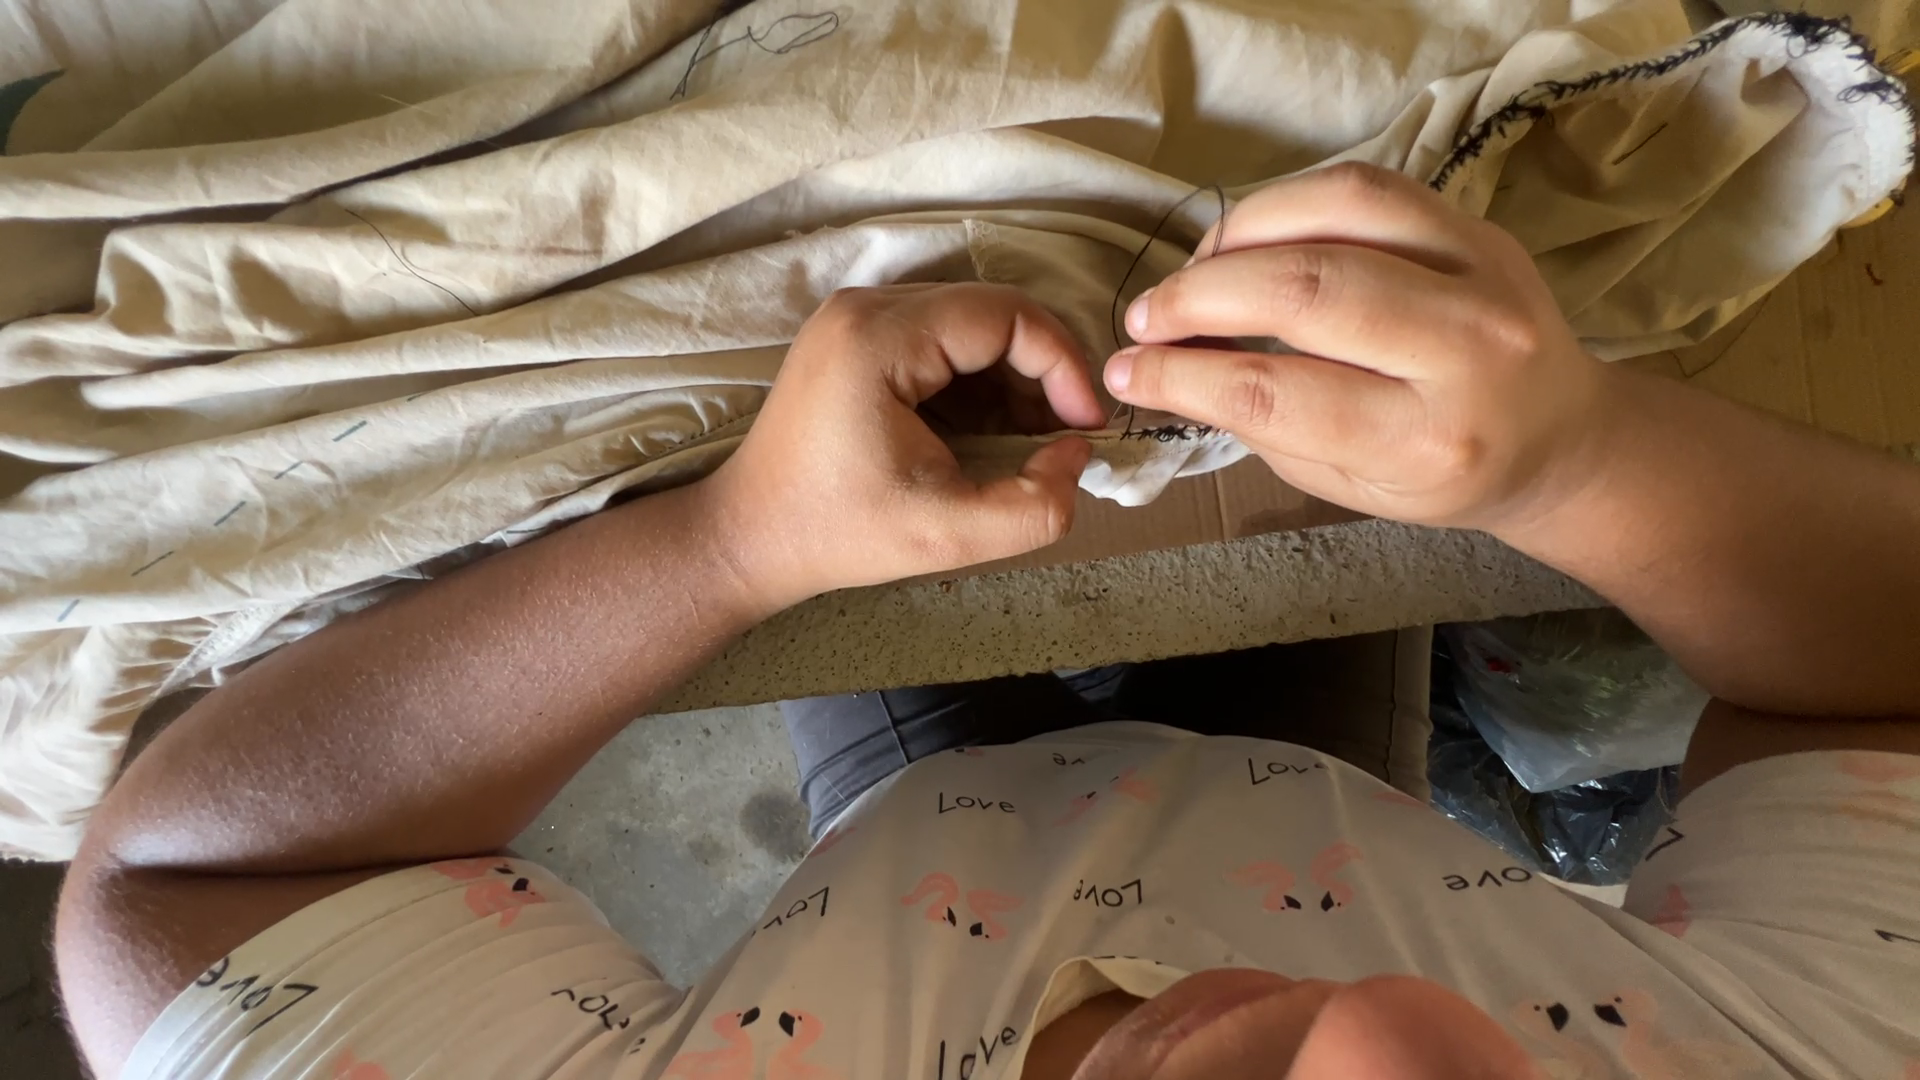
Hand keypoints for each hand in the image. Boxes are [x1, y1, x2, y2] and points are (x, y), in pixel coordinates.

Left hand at [702, 283, 1103, 609]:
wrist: (751, 537)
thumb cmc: (840, 535)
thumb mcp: (951, 535)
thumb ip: (1037, 505)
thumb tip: (1074, 451)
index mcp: (880, 338)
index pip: (1006, 315)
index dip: (1063, 365)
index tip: (1085, 426)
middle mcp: (866, 307)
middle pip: (991, 312)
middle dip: (1043, 373)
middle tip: (1065, 435)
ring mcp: (855, 319)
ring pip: (970, 326)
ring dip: (1014, 379)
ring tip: (1034, 441)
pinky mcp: (855, 341)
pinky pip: (941, 343)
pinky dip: (979, 383)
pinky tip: (993, 432)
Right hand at [1104, 162, 1611, 532]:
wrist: (1558, 437)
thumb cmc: (1433, 477)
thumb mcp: (1339, 482)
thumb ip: (1262, 424)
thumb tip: (1174, 367)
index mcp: (1422, 440)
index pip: (1273, 394)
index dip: (1179, 377)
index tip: (1125, 371)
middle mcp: (1464, 350)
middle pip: (1303, 292)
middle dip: (1195, 299)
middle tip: (1144, 318)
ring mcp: (1481, 271)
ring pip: (1333, 216)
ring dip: (1233, 241)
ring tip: (1189, 276)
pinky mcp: (1474, 224)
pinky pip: (1362, 187)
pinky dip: (1281, 205)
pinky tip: (1241, 241)